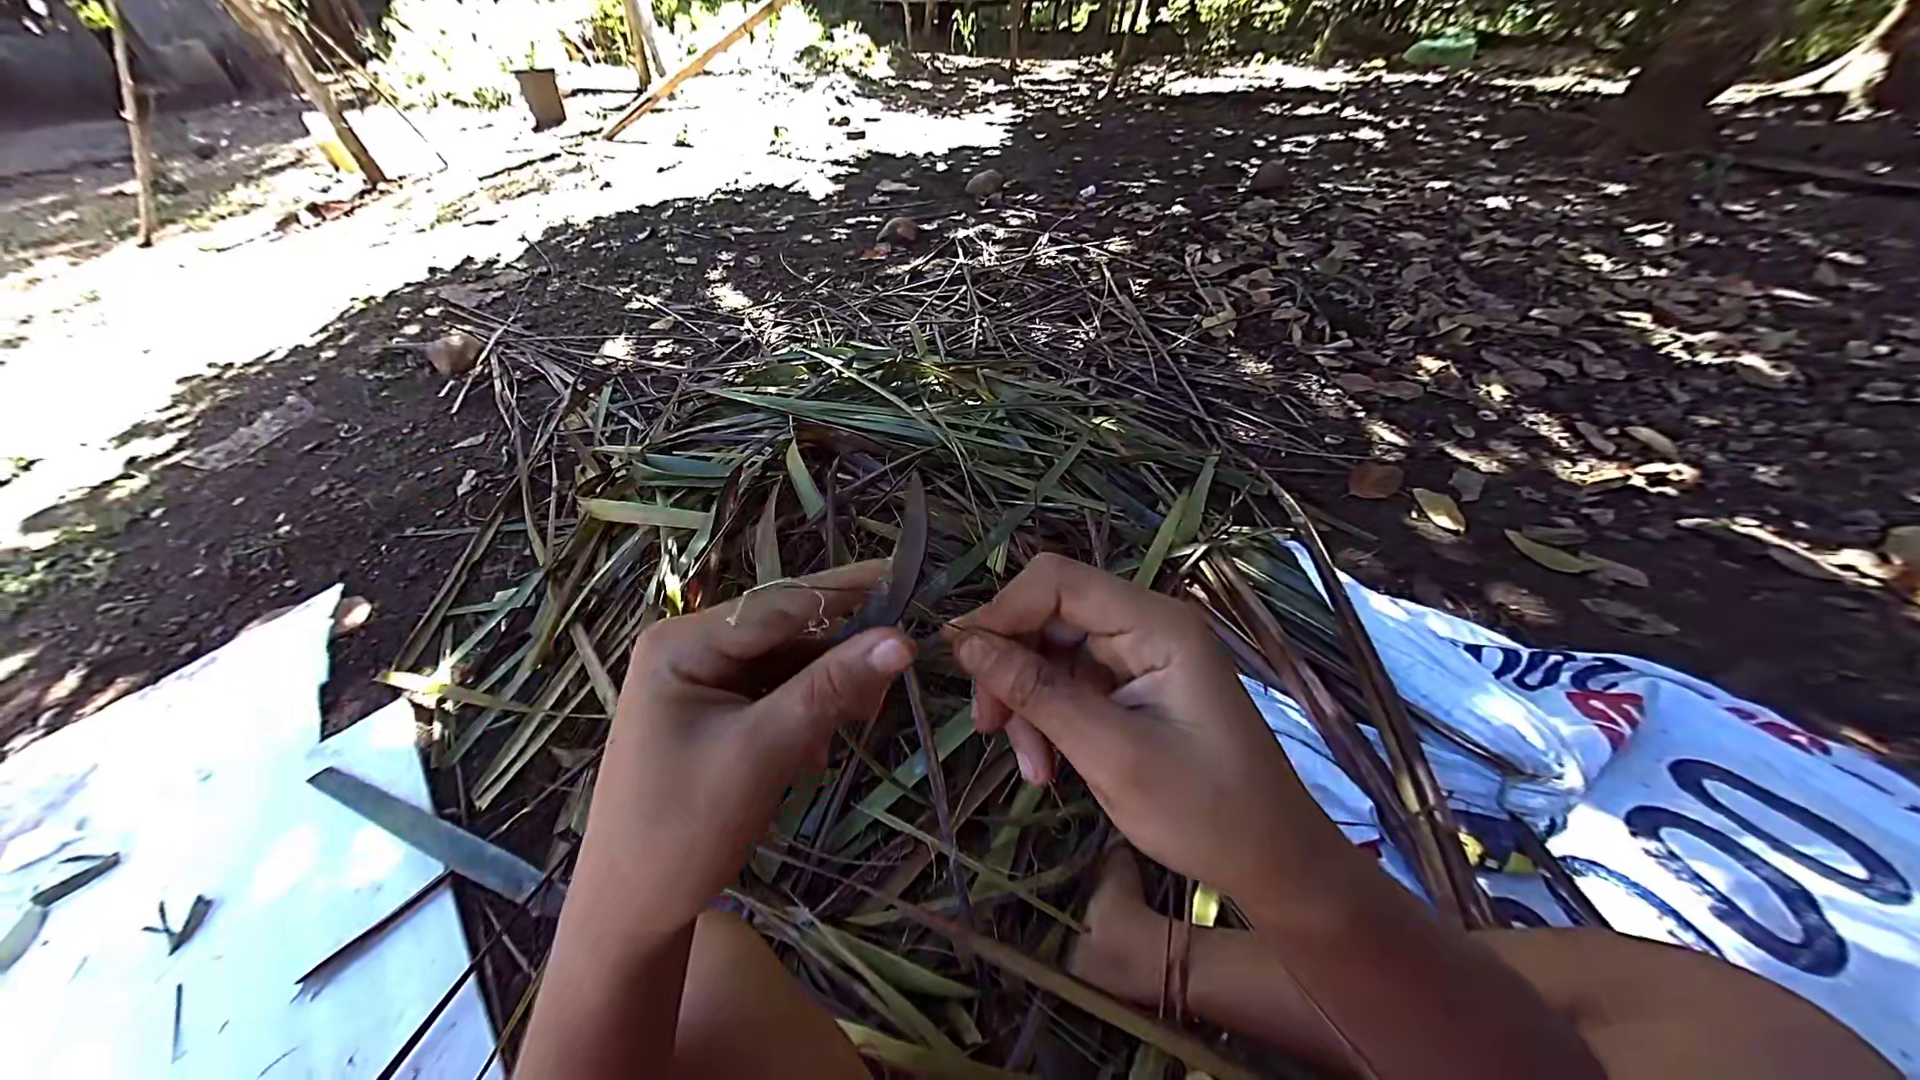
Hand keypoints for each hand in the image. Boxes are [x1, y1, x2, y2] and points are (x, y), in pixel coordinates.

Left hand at [578, 561, 914, 935]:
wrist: (630, 913)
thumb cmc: (683, 830)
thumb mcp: (764, 751)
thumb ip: (831, 688)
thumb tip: (902, 640)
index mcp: (684, 642)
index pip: (780, 604)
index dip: (848, 593)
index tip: (906, 582)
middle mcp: (692, 647)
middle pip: (787, 631)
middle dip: (841, 652)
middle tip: (898, 668)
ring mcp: (704, 678)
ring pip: (789, 662)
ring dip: (829, 686)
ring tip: (865, 715)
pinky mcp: (718, 709)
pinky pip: (779, 691)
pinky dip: (810, 709)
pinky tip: (822, 744)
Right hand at [947, 554, 1349, 901]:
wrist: (1271, 861)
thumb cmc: (1206, 811)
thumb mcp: (1111, 754)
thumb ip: (1037, 693)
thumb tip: (965, 644)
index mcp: (1156, 624)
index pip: (1058, 581)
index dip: (1002, 610)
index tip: (960, 659)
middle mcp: (1145, 624)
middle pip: (1049, 616)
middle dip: (1011, 669)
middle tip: (988, 726)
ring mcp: (1137, 654)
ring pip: (1050, 652)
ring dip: (1027, 703)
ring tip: (1032, 767)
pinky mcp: (1129, 682)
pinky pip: (1067, 682)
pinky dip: (1047, 719)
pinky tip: (1048, 766)